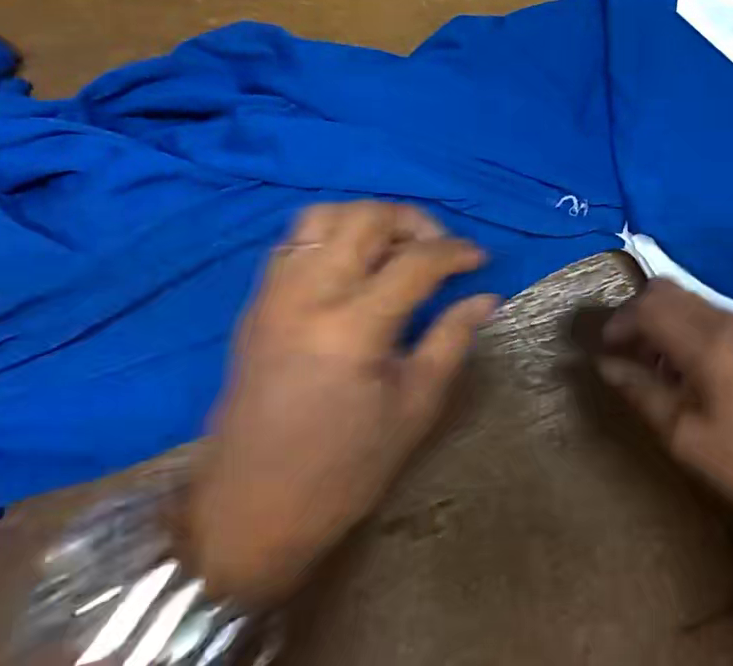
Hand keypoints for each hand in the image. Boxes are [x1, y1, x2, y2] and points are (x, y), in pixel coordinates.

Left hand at [187, 201, 497, 605]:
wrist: (247, 514)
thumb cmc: (345, 468)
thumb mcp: (416, 406)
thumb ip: (452, 339)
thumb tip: (485, 296)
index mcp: (353, 327)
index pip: (416, 260)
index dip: (457, 251)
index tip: (480, 260)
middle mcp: (308, 297)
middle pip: (364, 219)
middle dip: (413, 220)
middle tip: (439, 247)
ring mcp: (274, 298)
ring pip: (321, 217)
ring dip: (368, 220)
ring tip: (396, 248)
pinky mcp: (255, 308)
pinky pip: (293, 242)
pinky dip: (331, 236)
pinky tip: (356, 266)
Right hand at [597, 279, 732, 534]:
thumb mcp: (683, 434)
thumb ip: (641, 391)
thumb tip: (604, 365)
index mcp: (707, 343)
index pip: (649, 306)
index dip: (619, 322)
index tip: (602, 351)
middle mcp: (724, 320)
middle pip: (666, 290)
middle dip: (636, 313)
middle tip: (621, 353)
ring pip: (685, 298)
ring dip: (658, 318)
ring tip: (645, 363)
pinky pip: (703, 312)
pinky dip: (679, 325)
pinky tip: (675, 365)